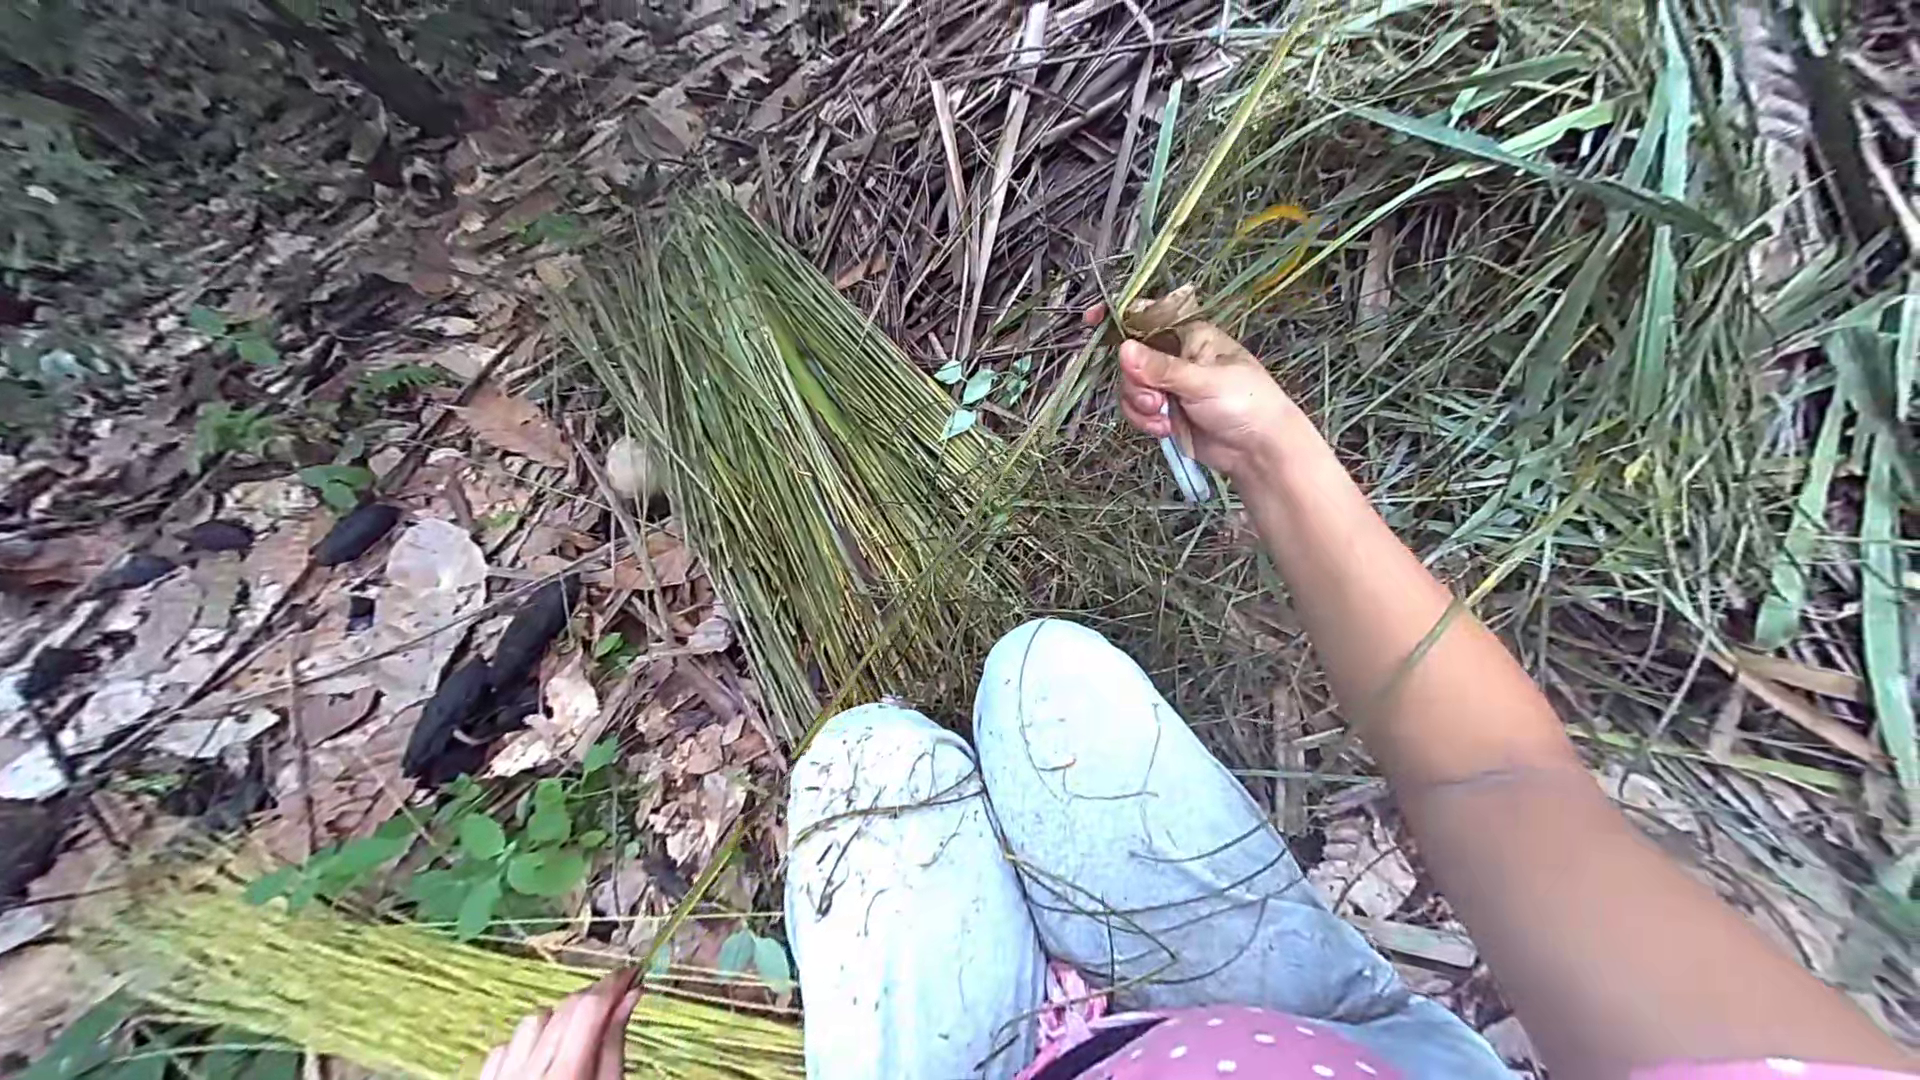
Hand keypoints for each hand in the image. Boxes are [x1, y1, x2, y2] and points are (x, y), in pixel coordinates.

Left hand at [480, 969, 640, 1079]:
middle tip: (615, 1003)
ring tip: (574, 1036)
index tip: (634, 973)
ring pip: (533, 1020)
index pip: (592, 1006)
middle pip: (566, 1008)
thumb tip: (632, 994)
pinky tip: (540, 1056)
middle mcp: (528, 1073)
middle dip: (594, 998)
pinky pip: (502, 1049)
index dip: (616, 982)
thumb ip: (615, 1044)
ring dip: (558, 1019)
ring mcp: (501, 1079)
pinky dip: (525, 1043)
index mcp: (567, 1075)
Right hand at [1087, 304, 1310, 480]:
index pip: (1147, 317)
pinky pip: (1135, 409)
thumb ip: (1160, 368)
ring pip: (1129, 387)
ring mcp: (1167, 385)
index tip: (1092, 320)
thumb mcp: (1202, 382)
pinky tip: (1163, 430)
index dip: (1119, 318)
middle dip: (1135, 383)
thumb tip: (1123, 349)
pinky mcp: (1162, 411)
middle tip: (1155, 401)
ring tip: (1163, 419)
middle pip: (1130, 358)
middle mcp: (1174, 356)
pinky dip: (1143, 421)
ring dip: (1139, 405)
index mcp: (1189, 335)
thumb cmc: (1244, 403)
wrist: (1257, 450)